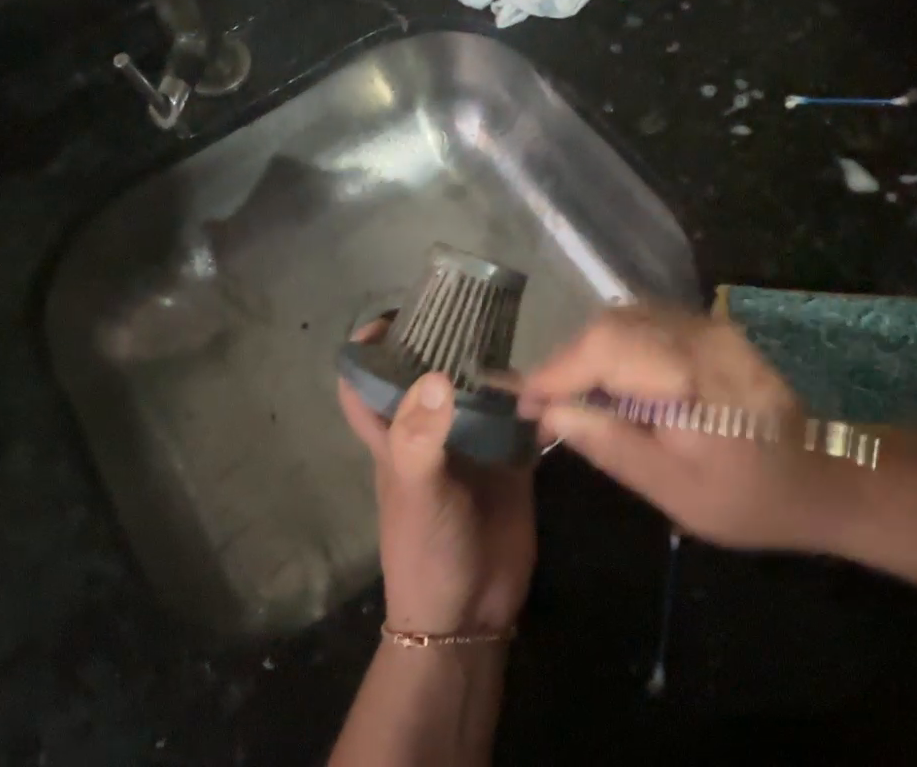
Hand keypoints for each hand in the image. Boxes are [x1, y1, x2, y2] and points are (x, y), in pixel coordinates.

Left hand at [337, 320, 535, 634]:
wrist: (470, 611)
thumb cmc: (425, 548)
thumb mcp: (415, 489)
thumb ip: (420, 435)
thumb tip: (436, 375)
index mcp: (395, 436)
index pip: (364, 386)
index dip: (365, 352)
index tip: (393, 317)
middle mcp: (431, 432)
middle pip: (427, 377)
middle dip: (440, 344)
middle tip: (469, 306)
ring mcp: (473, 447)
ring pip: (477, 395)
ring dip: (490, 368)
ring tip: (513, 327)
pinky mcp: (511, 463)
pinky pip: (520, 423)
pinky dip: (532, 402)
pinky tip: (552, 377)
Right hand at [519, 305, 843, 550]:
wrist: (825, 478)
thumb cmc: (751, 499)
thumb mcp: (676, 492)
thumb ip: (613, 446)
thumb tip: (552, 414)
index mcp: (694, 378)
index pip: (605, 350)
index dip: (555, 372)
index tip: (523, 405)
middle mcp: (700, 337)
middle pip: (611, 325)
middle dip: (566, 363)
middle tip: (542, 408)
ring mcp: (708, 326)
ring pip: (624, 319)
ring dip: (585, 354)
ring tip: (567, 398)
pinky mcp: (709, 329)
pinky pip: (645, 324)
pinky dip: (612, 349)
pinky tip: (606, 384)